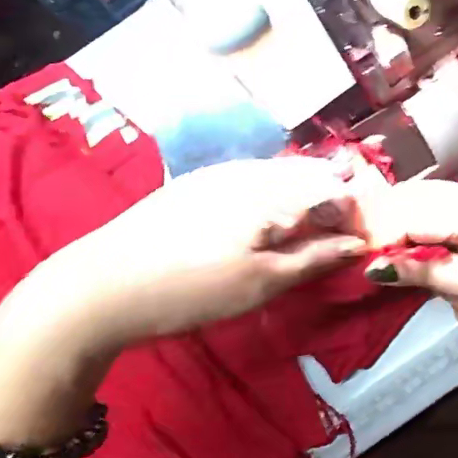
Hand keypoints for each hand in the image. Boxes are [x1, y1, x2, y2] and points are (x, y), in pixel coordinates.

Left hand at [20, 157, 367, 352]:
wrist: (100, 287)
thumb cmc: (189, 289)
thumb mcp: (260, 283)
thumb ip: (314, 258)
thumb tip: (357, 243)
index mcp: (269, 188)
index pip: (333, 187)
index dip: (353, 216)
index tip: (355, 247)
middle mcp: (247, 169)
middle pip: (307, 177)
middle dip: (327, 208)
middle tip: (327, 249)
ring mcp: (216, 174)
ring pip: (277, 180)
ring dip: (297, 206)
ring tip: (294, 246)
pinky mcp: (194, 186)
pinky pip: (249, 185)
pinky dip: (268, 206)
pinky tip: (256, 233)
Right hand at [353, 180, 457, 340]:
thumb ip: (423, 273)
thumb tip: (373, 268)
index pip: (412, 212)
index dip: (382, 236)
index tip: (359, 261)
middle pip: (413, 200)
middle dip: (387, 228)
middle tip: (367, 260)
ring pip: (422, 204)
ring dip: (402, 231)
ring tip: (387, 260)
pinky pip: (438, 214)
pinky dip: (420, 234)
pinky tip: (413, 255)